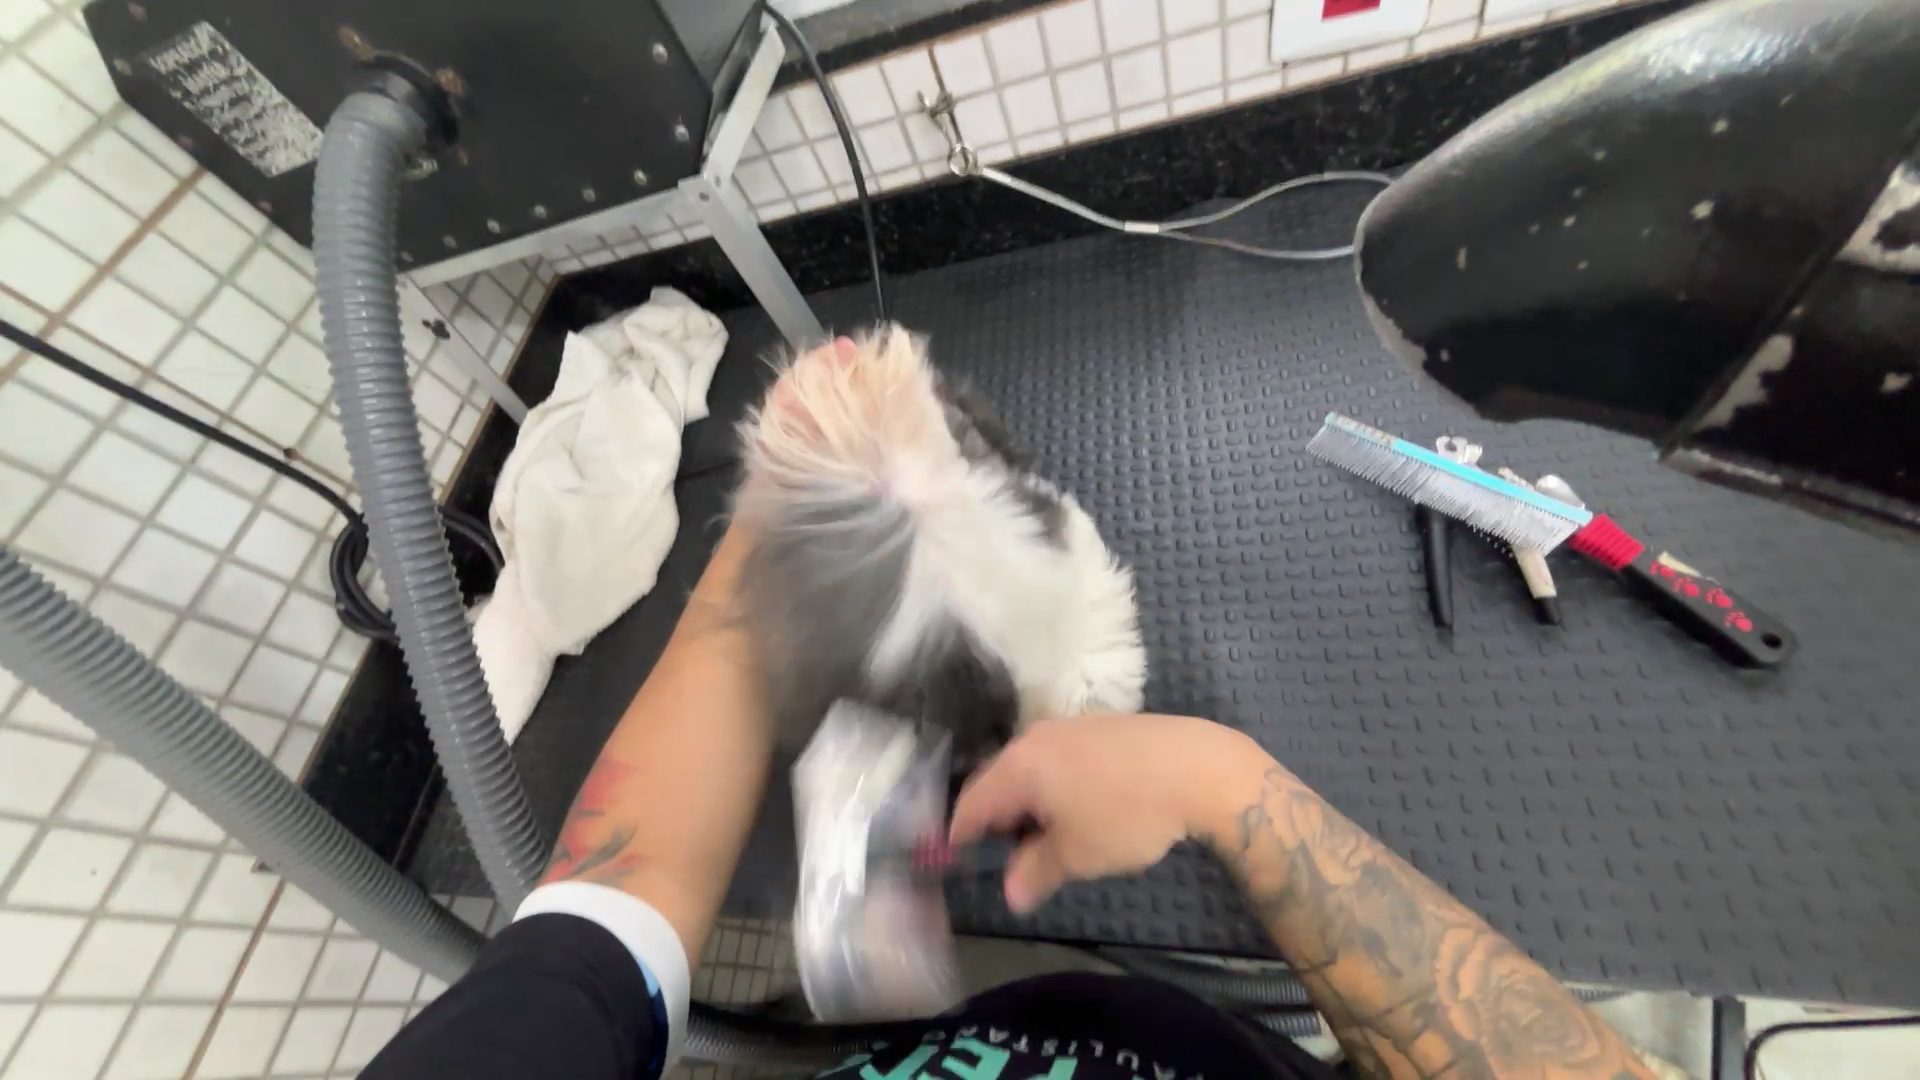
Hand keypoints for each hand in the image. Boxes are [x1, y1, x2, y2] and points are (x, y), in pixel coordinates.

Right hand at [949, 714, 1275, 912]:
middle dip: (995, 817)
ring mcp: (1067, 727)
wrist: (1196, 766)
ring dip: (1026, 801)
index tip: (955, 857)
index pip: (971, 800)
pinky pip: (1055, 758)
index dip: (960, 832)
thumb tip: (1011, 893)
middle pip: (997, 779)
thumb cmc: (1126, 813)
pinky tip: (1076, 806)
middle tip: (1002, 852)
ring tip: (1042, 835)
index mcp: (1019, 765)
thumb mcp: (1078, 854)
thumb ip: (1035, 871)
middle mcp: (1034, 738)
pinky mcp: (1096, 726)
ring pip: (1029, 767)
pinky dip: (1052, 784)